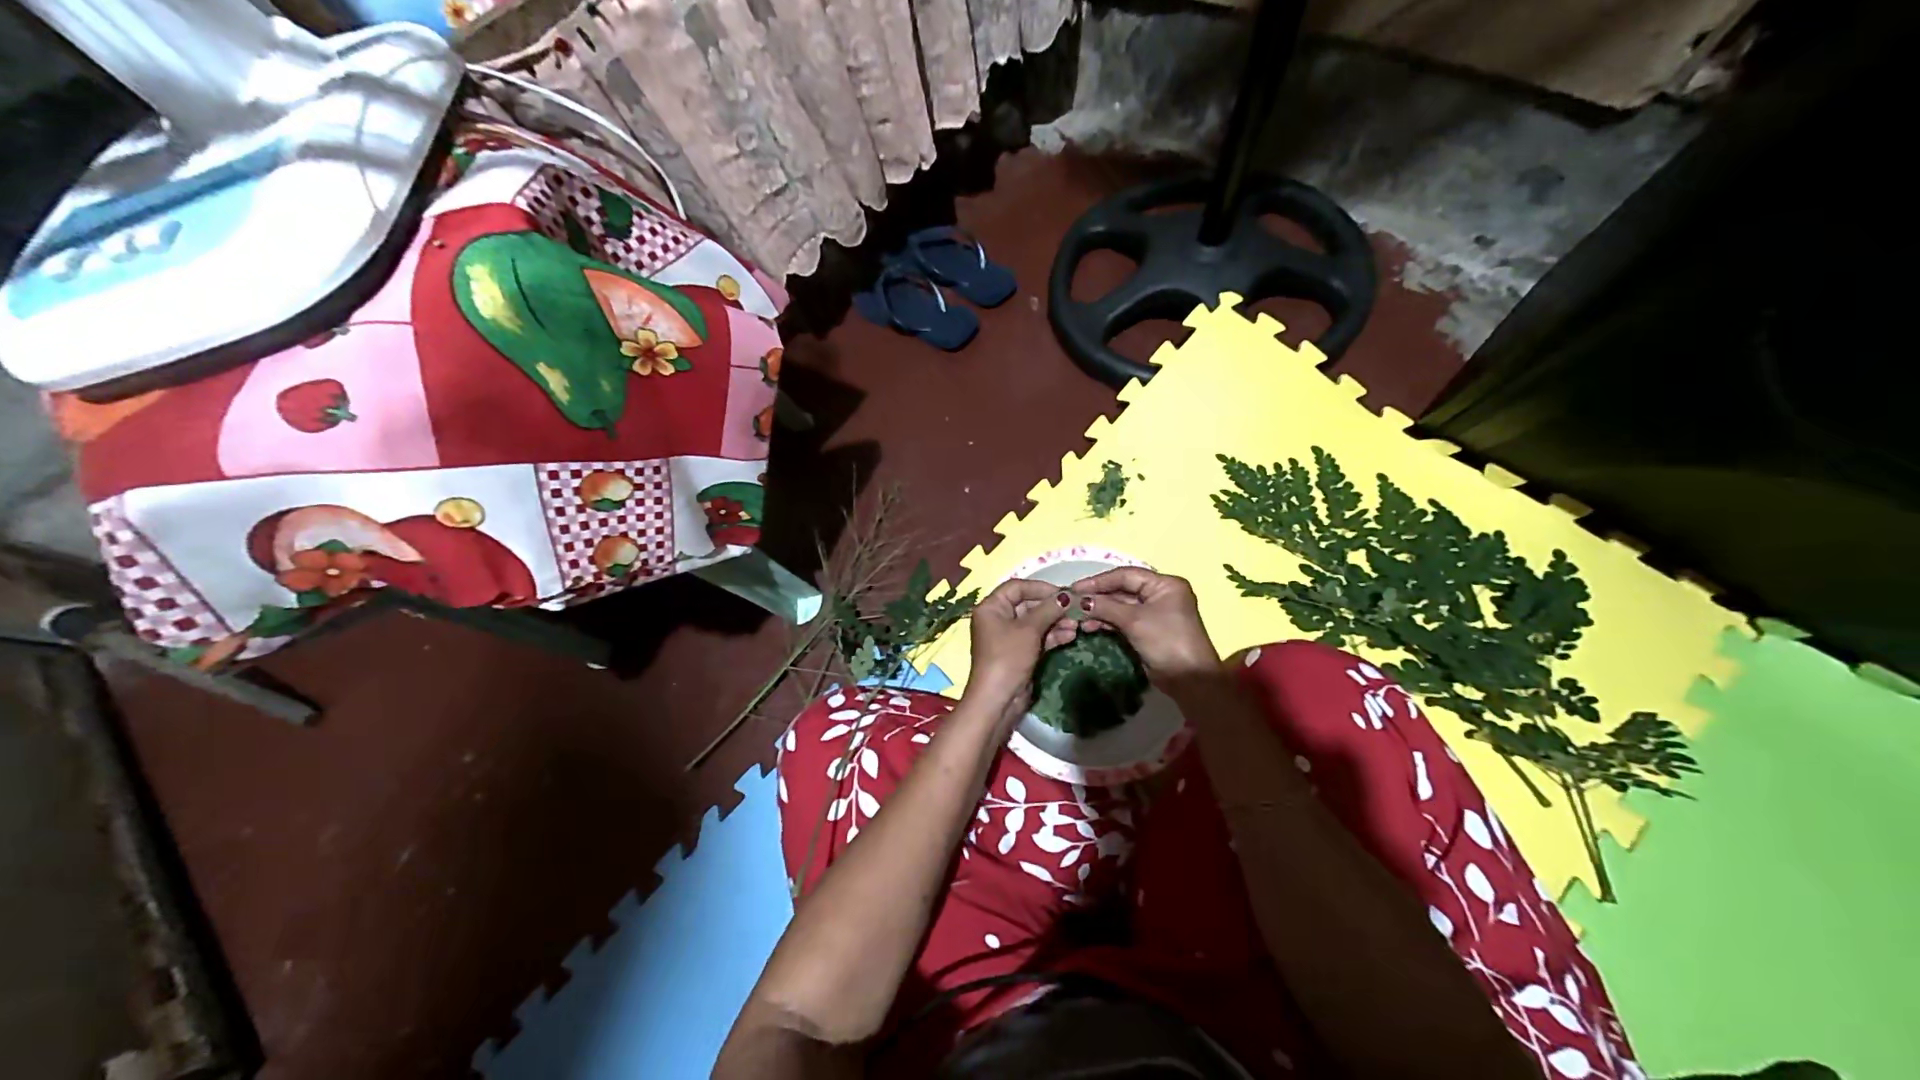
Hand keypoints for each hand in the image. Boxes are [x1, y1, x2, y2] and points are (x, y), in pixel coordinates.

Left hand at [966, 578, 1076, 718]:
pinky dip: (1053, 635)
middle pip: (1028, 604)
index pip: (1017, 587)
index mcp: (991, 607)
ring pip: (1036, 622)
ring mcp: (1009, 636)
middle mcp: (998, 618)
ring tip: (1077, 625)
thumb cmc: (1008, 657)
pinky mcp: (1020, 652)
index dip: (1040, 587)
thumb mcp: (1028, 630)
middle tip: (1076, 609)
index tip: (1064, 592)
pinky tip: (1071, 635)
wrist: (999, 699)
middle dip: (1052, 607)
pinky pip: (1038, 637)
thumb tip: (1067, 596)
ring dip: (1056, 622)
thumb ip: (1048, 609)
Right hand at [1068, 568, 1219, 687]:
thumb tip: (1079, 601)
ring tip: (1078, 620)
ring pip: (1120, 606)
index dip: (1099, 581)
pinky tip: (1089, 627)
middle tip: (1072, 603)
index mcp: (1164, 584)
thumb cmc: (1166, 641)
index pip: (1126, 575)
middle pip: (1122, 590)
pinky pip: (1123, 620)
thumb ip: (1106, 607)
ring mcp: (1153, 613)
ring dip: (1099, 612)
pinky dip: (1107, 622)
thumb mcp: (1134, 620)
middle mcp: (1160, 595)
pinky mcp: (1146, 630)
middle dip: (1098, 598)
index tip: (1075, 588)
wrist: (1187, 679)